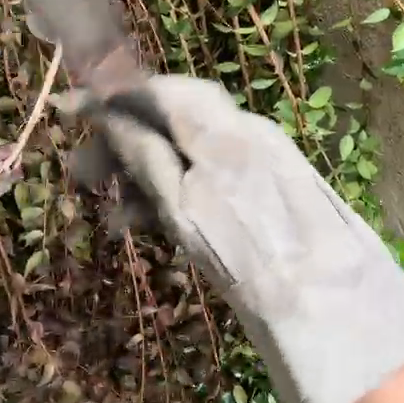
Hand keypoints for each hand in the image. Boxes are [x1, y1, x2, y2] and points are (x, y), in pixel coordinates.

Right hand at [64, 75, 403, 402]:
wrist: (329, 310)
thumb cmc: (253, 263)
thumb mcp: (188, 213)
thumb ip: (150, 160)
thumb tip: (112, 120)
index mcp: (228, 134)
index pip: (165, 92)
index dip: (116, 96)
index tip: (74, 108)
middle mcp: (243, 137)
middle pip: (171, 121)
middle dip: (123, 142)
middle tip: (81, 172)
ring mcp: (255, 164)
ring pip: (185, 154)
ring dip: (143, 175)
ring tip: (115, 216)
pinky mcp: (261, 194)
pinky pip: (206, 180)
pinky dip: (173, 196)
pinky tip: (147, 226)